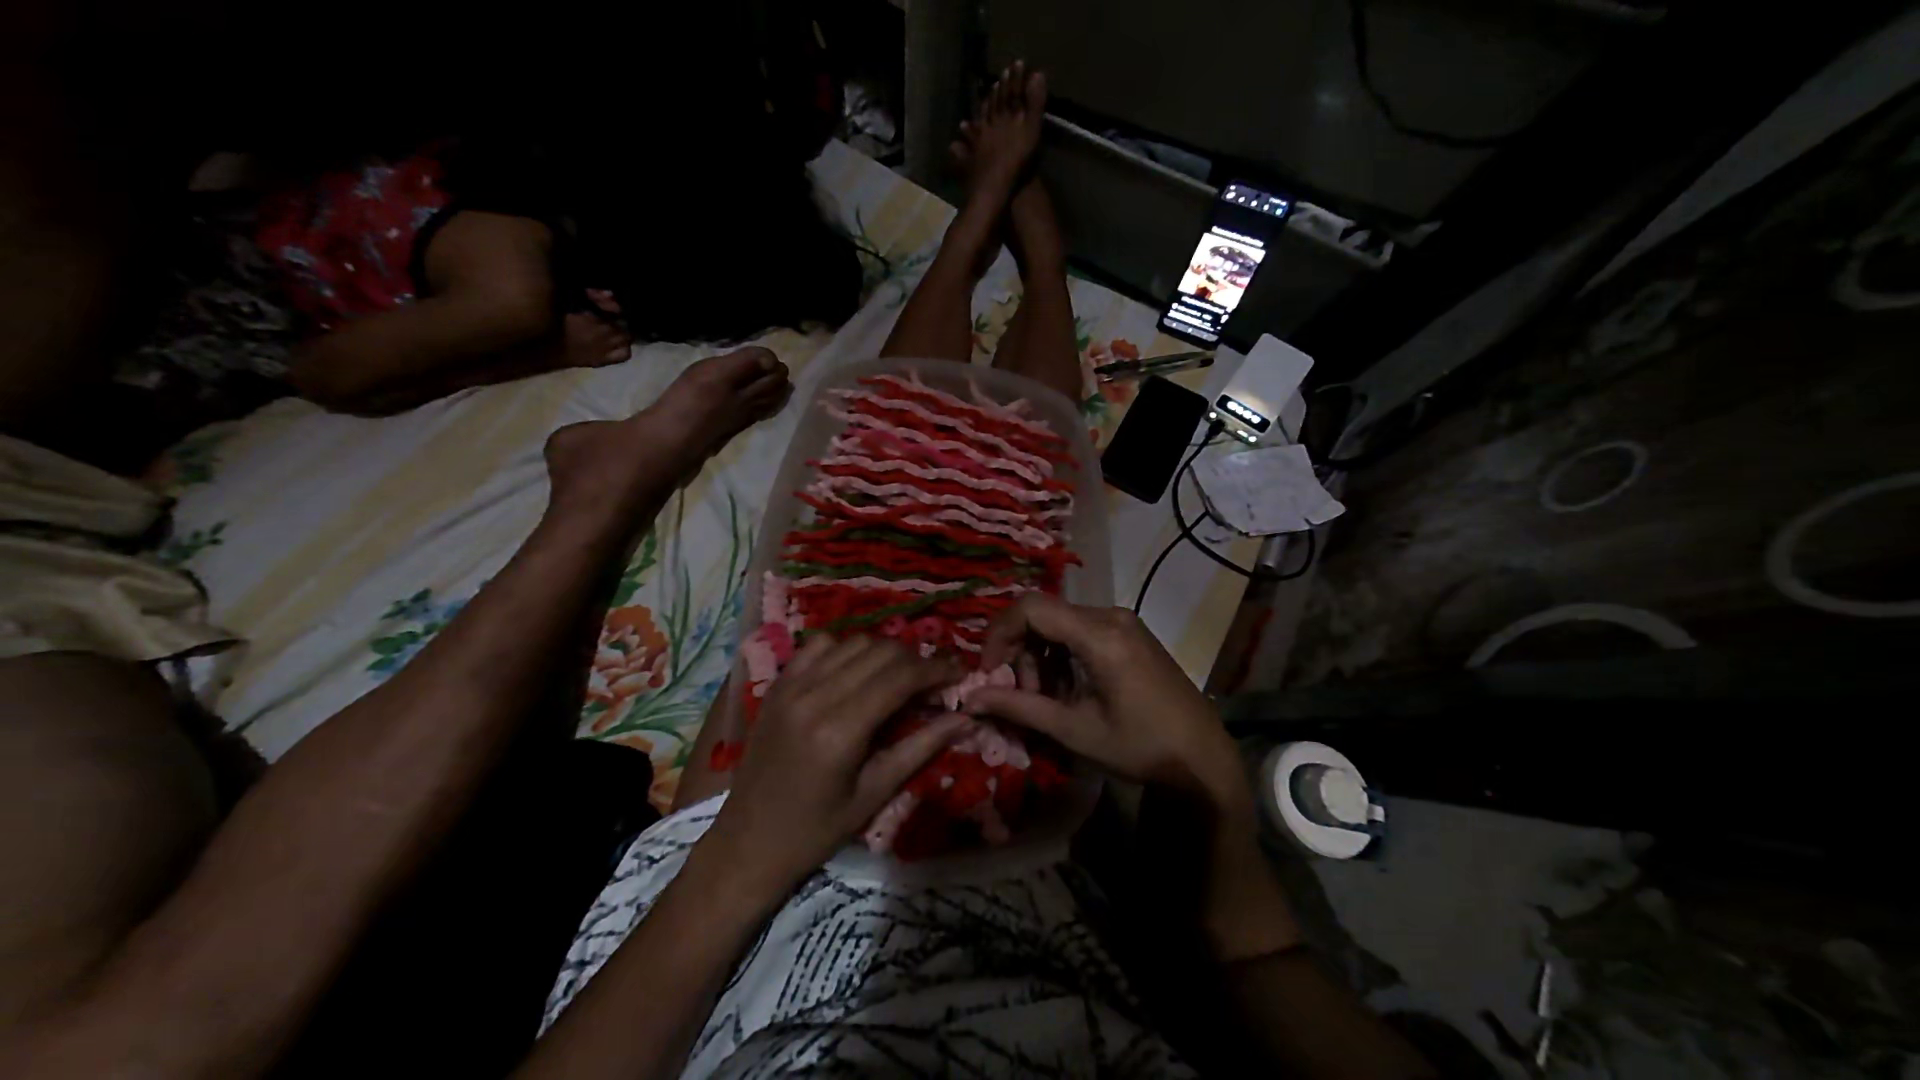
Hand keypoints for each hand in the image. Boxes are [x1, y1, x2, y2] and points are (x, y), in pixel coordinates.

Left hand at [705, 635, 968, 895]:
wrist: (748, 842)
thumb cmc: (817, 831)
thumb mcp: (875, 794)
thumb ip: (921, 748)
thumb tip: (967, 718)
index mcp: (840, 730)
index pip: (900, 676)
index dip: (936, 669)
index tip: (958, 673)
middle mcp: (814, 696)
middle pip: (880, 652)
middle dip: (915, 660)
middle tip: (933, 681)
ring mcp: (790, 686)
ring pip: (852, 642)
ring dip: (883, 653)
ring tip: (898, 676)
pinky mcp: (776, 685)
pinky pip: (818, 646)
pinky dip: (845, 649)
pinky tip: (855, 672)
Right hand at [974, 596, 1294, 962]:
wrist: (1203, 758)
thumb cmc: (1140, 747)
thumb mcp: (1074, 730)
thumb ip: (1019, 708)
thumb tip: (970, 698)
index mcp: (1099, 635)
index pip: (1030, 608)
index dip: (1000, 635)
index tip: (990, 672)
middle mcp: (1111, 616)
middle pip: (1043, 616)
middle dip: (1021, 654)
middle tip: (1022, 697)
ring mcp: (1123, 622)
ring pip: (1059, 624)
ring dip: (1040, 658)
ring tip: (1046, 701)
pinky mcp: (1129, 634)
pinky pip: (1080, 632)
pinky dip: (1062, 657)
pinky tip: (1069, 692)